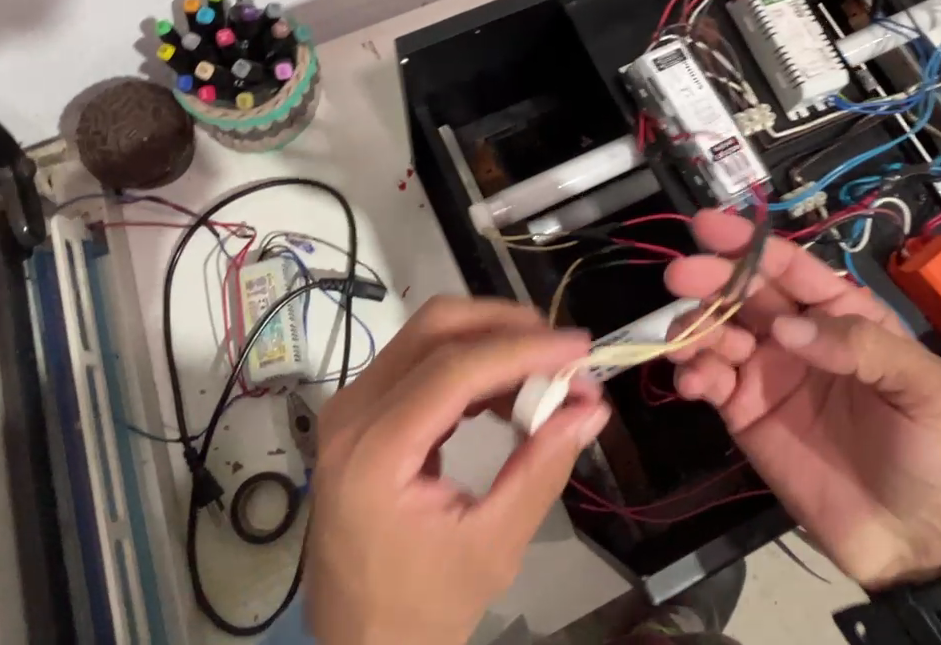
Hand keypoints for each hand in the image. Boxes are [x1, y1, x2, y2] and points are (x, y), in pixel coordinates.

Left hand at [306, 296, 609, 644]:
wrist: (360, 641)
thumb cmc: (422, 606)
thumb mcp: (492, 547)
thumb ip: (540, 470)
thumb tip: (591, 408)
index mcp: (374, 453)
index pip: (453, 370)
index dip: (521, 350)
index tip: (579, 348)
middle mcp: (351, 414)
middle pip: (432, 330)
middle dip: (504, 327)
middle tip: (562, 350)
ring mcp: (350, 408)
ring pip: (425, 337)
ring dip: (490, 342)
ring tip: (546, 376)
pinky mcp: (361, 412)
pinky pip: (418, 362)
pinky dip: (468, 364)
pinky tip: (508, 392)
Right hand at [666, 210, 940, 590]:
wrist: (914, 546)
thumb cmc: (933, 457)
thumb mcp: (926, 391)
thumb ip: (863, 346)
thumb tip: (784, 329)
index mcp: (844, 317)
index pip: (791, 269)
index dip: (750, 244)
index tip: (707, 227)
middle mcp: (798, 336)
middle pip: (745, 292)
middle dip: (710, 278)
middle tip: (679, 276)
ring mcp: (767, 373)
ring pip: (718, 330)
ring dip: (695, 326)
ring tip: (687, 340)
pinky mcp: (743, 412)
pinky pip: (707, 378)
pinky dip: (691, 372)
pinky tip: (692, 382)